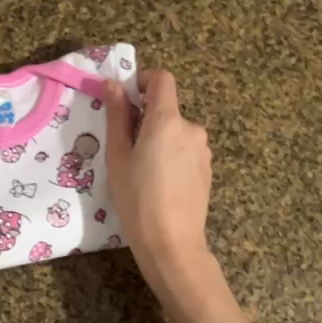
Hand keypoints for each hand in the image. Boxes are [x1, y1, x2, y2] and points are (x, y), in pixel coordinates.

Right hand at [105, 71, 215, 290]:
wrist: (172, 242)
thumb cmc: (137, 198)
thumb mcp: (118, 156)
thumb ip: (117, 116)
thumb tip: (113, 84)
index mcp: (167, 120)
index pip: (161, 79)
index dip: (143, 81)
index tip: (126, 100)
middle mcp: (191, 128)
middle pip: (166, 109)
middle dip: (145, 120)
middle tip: (124, 148)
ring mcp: (203, 150)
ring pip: (175, 132)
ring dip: (158, 140)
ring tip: (141, 171)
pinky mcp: (207, 170)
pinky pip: (185, 151)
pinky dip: (171, 157)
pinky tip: (159, 185)